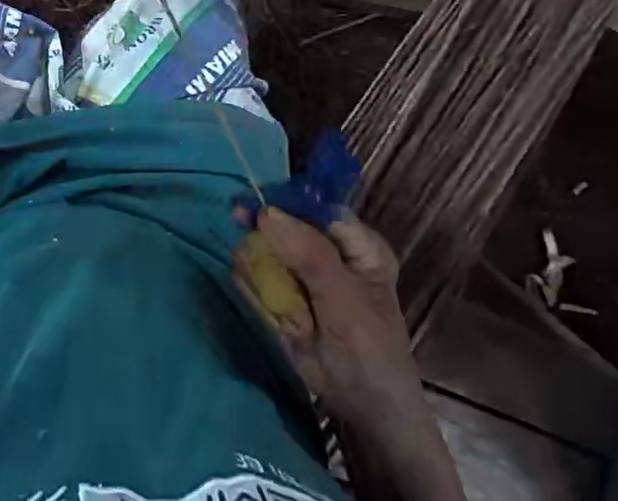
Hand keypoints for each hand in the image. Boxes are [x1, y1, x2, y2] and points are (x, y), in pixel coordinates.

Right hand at [235, 208, 417, 422]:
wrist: (365, 414)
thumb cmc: (369, 353)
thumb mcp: (345, 301)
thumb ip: (310, 255)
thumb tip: (266, 212)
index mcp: (355, 241)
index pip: (312, 206)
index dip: (281, 204)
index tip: (249, 213)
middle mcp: (326, 247)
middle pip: (280, 223)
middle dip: (266, 247)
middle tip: (268, 277)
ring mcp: (299, 268)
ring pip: (260, 247)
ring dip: (262, 275)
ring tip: (289, 315)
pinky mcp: (279, 289)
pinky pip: (252, 274)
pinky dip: (256, 292)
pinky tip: (280, 320)